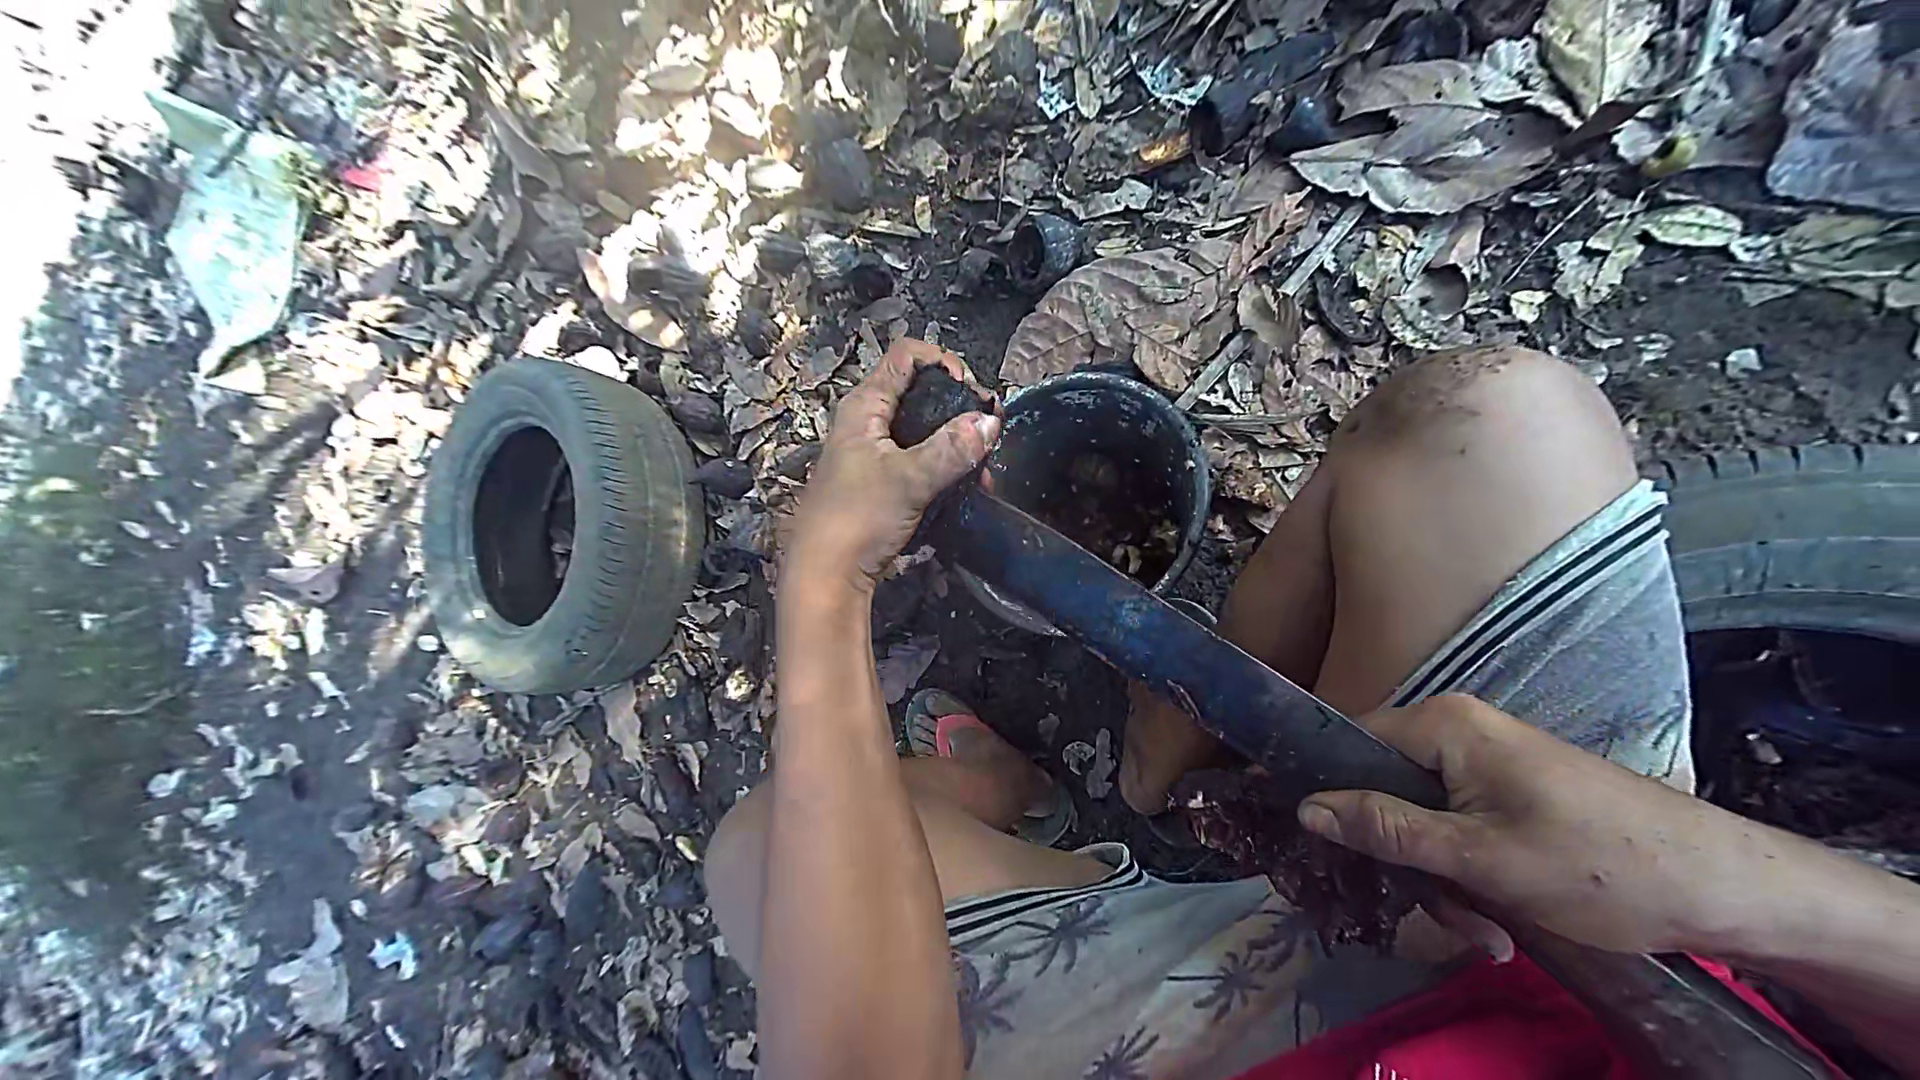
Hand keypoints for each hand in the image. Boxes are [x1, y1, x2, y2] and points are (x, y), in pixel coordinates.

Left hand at [787, 340, 998, 589]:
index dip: (944, 363)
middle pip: (921, 392)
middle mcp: (868, 422)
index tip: (972, 392)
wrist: (826, 576)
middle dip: (958, 405)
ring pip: (924, 429)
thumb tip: (991, 420)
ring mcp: (875, 453)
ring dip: (956, 440)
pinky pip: (921, 459)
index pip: (907, 356)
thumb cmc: (857, 519)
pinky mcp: (883, 481)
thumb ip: (951, 449)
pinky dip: (946, 465)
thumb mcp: (908, 479)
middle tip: (987, 428)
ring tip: (984, 464)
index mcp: (864, 406)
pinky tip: (968, 484)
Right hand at [1296, 694, 1778, 957]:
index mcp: (1441, 723)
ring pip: (1420, 813)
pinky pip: (1455, 820)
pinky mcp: (1508, 787)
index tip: (1334, 851)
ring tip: (1483, 928)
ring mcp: (1484, 758)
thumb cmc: (1600, 864)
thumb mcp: (1480, 856)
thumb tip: (1304, 810)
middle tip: (1439, 911)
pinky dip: (1466, 867)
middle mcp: (1454, 729)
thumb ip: (1385, 828)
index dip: (1334, 796)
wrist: (1741, 893)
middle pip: (1385, 786)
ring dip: (1439, 873)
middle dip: (1403, 854)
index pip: (1350, 744)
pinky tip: (1499, 914)